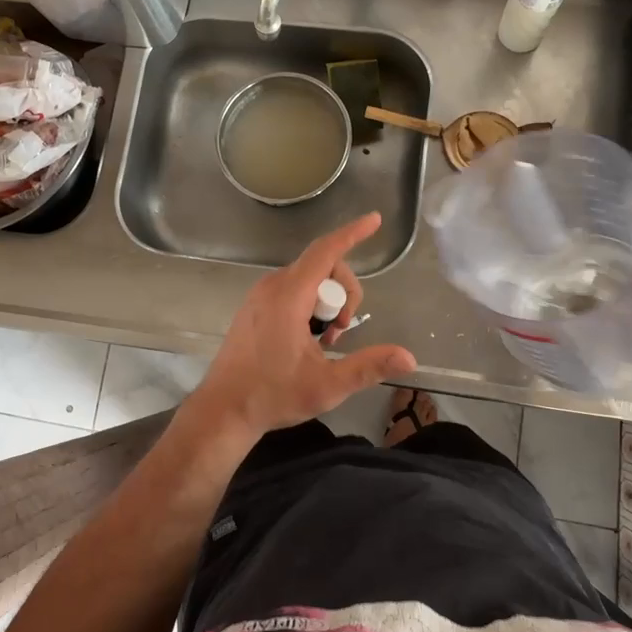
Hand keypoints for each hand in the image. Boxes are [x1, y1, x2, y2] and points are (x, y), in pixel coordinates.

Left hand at [187, 212, 416, 437]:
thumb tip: (408, 358)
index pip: (326, 252)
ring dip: (326, 304)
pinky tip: (308, 341)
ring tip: (325, 343)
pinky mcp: (253, 308)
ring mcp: (259, 296)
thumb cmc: (273, 395)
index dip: (352, 234)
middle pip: (322, 268)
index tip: (374, 221)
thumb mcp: (327, 385)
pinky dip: (308, 306)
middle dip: (343, 295)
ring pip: (307, 280)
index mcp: (288, 296)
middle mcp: (272, 287)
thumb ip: (368, 366)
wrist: (223, 410)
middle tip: (340, 335)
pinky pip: (290, 291)